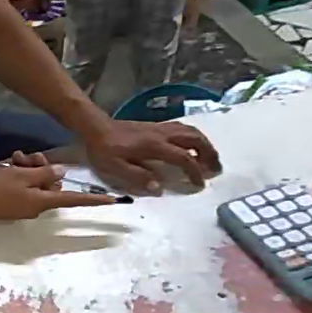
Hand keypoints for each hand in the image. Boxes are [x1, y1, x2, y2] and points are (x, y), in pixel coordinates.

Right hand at [0, 162, 116, 222]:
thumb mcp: (22, 175)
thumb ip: (44, 173)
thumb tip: (62, 173)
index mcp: (44, 200)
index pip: (74, 199)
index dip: (93, 199)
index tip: (111, 200)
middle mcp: (39, 205)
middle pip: (52, 184)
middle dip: (43, 167)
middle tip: (29, 156)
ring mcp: (28, 205)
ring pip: (38, 182)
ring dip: (30, 168)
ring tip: (15, 158)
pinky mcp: (17, 203)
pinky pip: (27, 187)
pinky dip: (21, 175)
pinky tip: (10, 165)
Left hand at [84, 120, 221, 194]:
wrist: (95, 127)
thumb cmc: (104, 150)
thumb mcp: (115, 168)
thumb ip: (137, 177)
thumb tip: (159, 187)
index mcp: (154, 146)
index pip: (183, 158)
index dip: (195, 172)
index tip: (201, 184)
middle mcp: (161, 134)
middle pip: (194, 139)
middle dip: (209, 153)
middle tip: (216, 168)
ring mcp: (160, 127)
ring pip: (190, 130)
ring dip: (204, 143)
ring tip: (209, 157)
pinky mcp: (156, 126)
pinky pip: (182, 128)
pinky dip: (193, 136)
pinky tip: (193, 145)